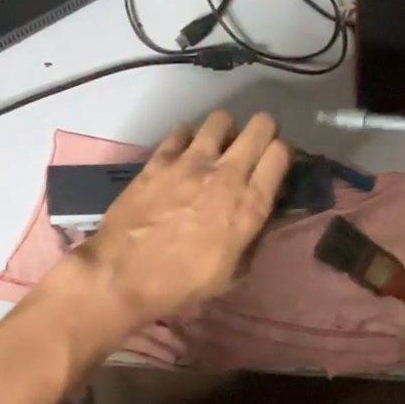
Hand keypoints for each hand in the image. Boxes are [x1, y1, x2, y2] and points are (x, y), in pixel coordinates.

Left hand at [74, 111, 291, 325]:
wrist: (123, 275)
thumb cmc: (181, 283)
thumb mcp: (231, 273)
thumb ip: (250, 238)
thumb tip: (256, 218)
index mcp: (249, 205)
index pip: (281, 154)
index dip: (281, 154)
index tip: (274, 163)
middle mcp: (226, 174)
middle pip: (260, 126)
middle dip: (263, 131)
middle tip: (253, 145)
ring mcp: (190, 162)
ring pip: (221, 120)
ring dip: (225, 131)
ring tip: (217, 146)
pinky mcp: (160, 159)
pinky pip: (181, 131)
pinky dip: (186, 138)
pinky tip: (182, 154)